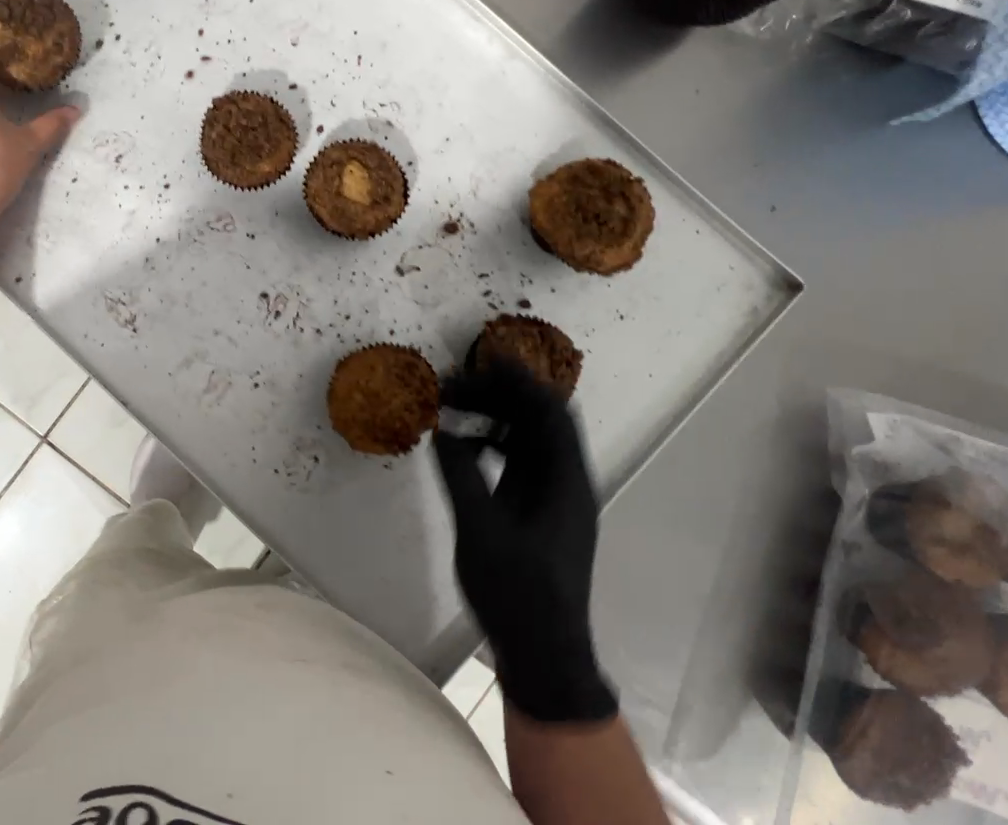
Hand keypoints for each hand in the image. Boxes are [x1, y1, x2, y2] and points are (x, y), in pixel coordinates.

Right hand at [434, 362, 617, 723]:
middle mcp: (566, 481)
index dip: (517, 379)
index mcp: (564, 480)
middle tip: (450, 387)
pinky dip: (492, 444)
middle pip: (539, 420)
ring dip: (493, 418)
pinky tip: (462, 448)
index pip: (548, 411)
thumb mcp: (480, 529)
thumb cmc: (516, 590)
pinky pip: (520, 461)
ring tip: (451, 410)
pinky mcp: (540, 513)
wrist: (544, 649)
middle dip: (497, 395)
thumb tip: (442, 429)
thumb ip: (460, 475)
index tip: (480, 357)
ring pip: (529, 440)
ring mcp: (555, 498)